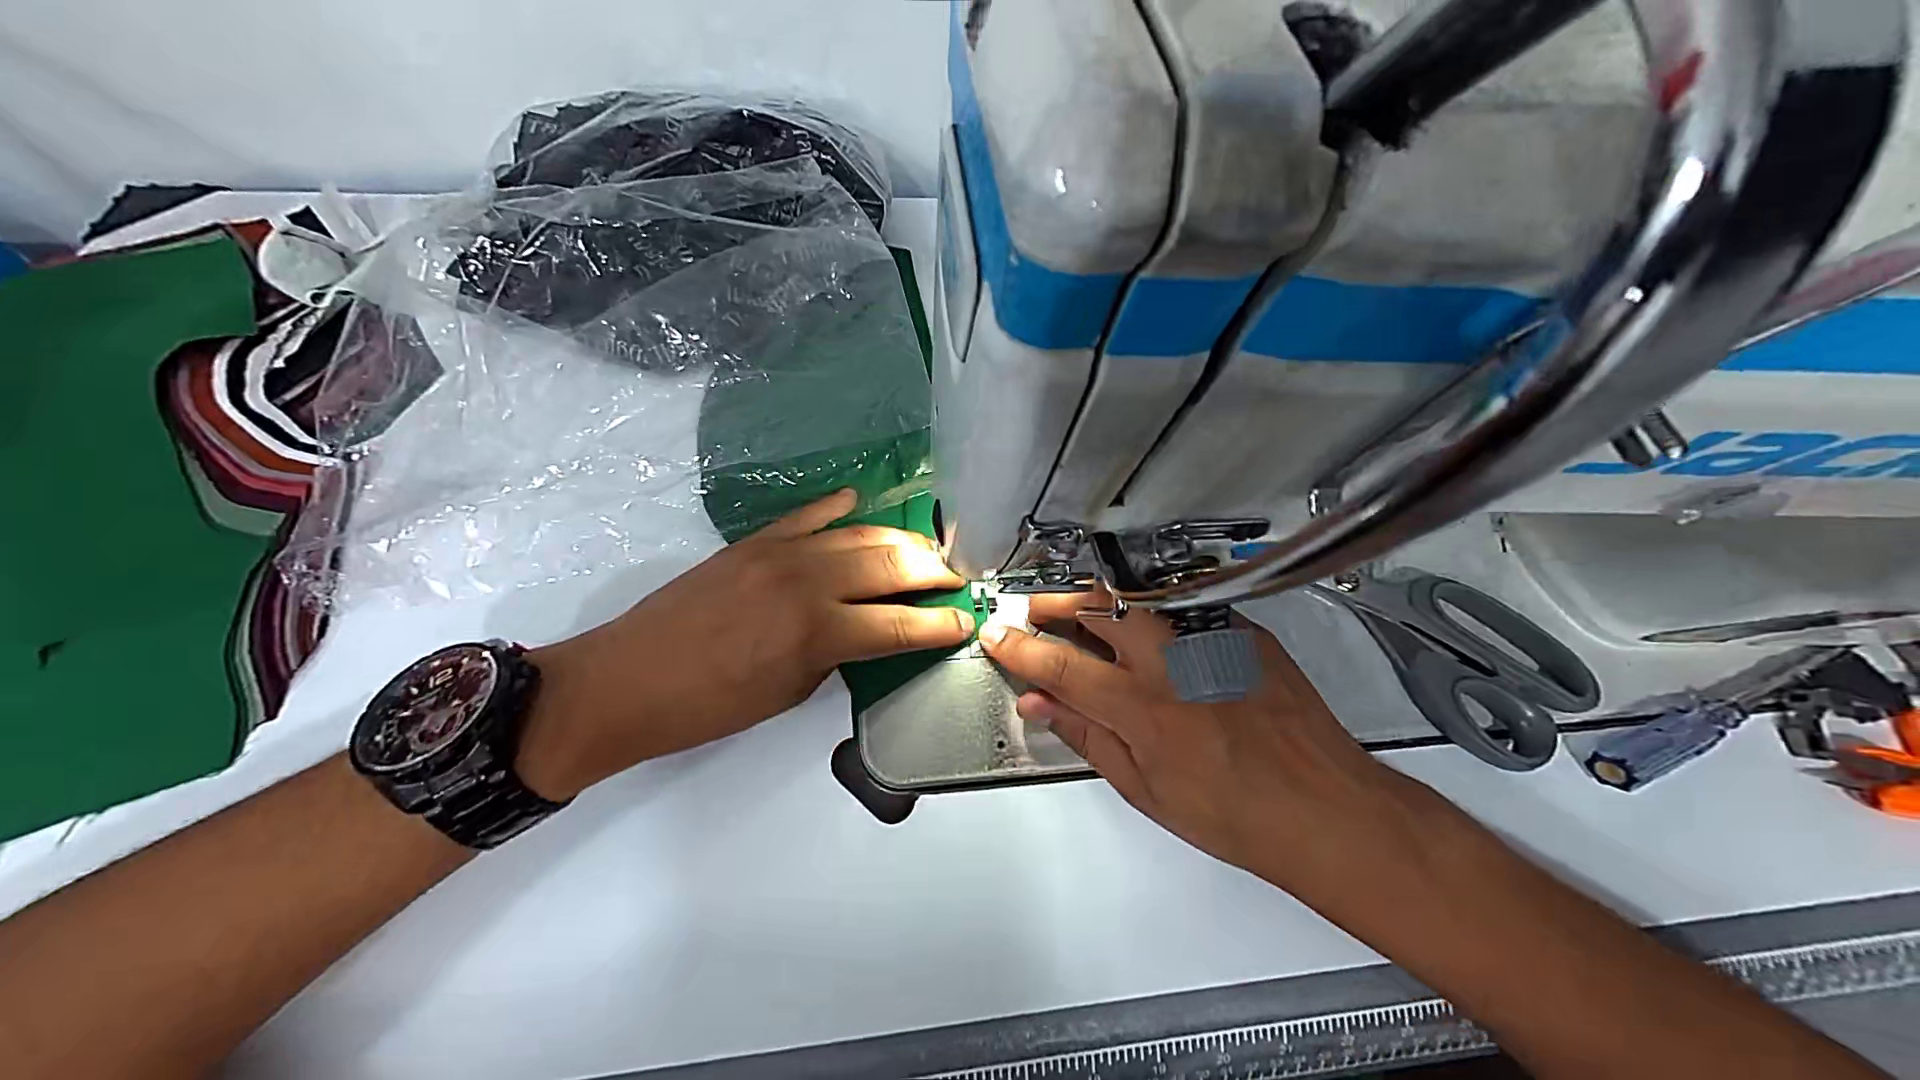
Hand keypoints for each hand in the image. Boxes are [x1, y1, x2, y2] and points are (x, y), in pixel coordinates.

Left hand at [515, 490, 971, 799]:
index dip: (941, 624)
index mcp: (819, 633)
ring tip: (922, 552)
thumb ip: (837, 655)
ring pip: (859, 533)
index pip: (902, 624)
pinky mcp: (753, 540)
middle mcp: (808, 581)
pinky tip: (859, 504)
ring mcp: (780, 552)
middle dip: (933, 572)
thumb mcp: (789, 693)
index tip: (966, 621)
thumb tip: (866, 631)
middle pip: (891, 564)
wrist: (626, 680)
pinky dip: (839, 509)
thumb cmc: (709, 707)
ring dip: (899, 541)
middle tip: (954, 581)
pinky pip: (808, 516)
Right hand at [980, 592, 1418, 892]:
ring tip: (1080, 622)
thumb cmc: (1242, 812)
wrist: (1323, 804)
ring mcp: (1210, 638)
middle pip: (1094, 606)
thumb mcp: (1144, 788)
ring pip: (1134, 597)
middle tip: (1034, 615)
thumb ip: (1086, 736)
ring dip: (1095, 602)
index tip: (998, 637)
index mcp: (1144, 709)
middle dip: (1051, 603)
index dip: (1019, 648)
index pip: (1059, 664)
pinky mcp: (1239, 629)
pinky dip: (1146, 613)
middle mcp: (1176, 663)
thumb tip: (1042, 707)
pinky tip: (1144, 635)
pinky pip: (1178, 607)